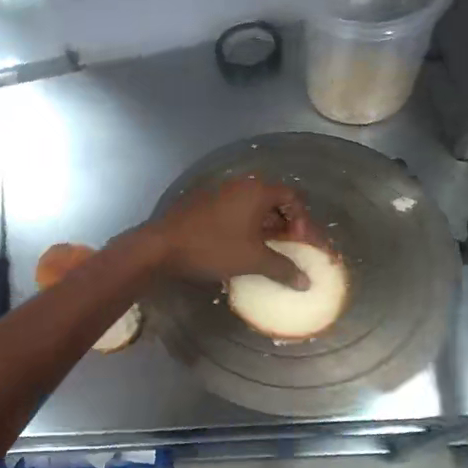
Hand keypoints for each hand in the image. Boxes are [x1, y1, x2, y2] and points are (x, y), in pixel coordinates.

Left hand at [146, 176, 313, 287]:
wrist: (162, 246)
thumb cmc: (213, 247)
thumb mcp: (253, 260)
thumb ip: (283, 268)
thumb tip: (306, 282)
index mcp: (257, 191)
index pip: (292, 198)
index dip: (302, 220)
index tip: (300, 243)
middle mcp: (240, 185)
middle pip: (273, 201)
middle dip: (285, 225)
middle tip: (289, 248)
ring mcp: (219, 194)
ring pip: (252, 208)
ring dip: (265, 228)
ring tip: (268, 253)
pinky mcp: (204, 205)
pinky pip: (235, 213)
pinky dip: (245, 229)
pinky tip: (242, 250)